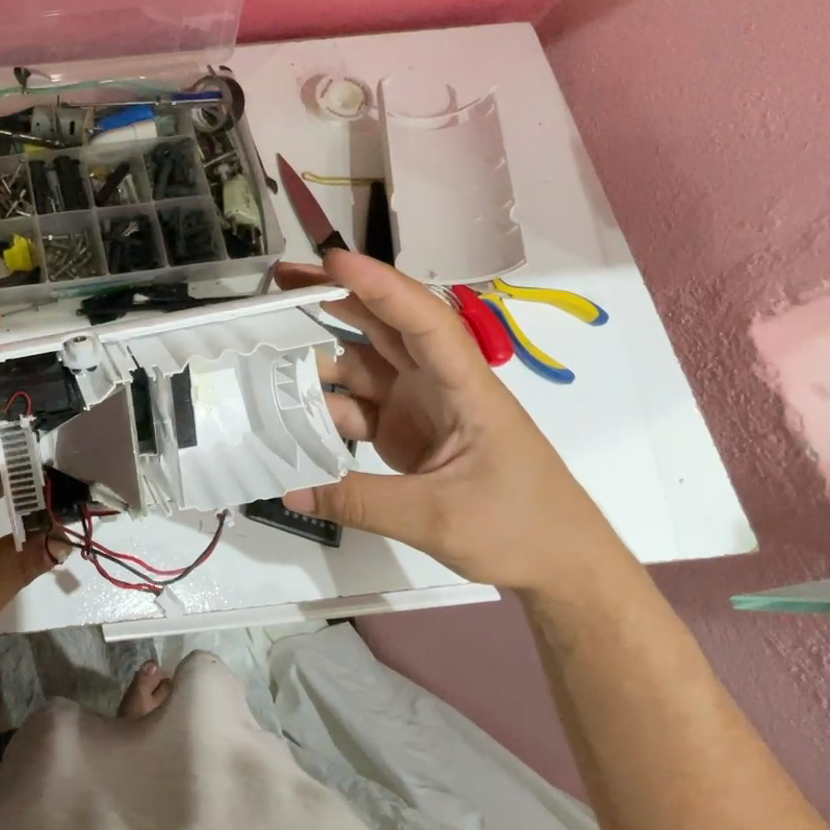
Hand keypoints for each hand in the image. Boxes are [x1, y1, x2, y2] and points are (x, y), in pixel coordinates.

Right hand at [275, 250, 631, 594]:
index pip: (423, 321)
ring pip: (365, 367)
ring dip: (321, 361)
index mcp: (466, 388)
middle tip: (279, 283)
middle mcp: (441, 385)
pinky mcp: (408, 433)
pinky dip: (326, 409)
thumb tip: (289, 490)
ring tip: (266, 358)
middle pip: (386, 327)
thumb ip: (358, 501)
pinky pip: (358, 408)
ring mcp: (422, 408)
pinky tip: (291, 416)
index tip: (330, 262)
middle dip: (336, 298)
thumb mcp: (437, 519)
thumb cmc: (522, 530)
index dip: (378, 286)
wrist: (563, 568)